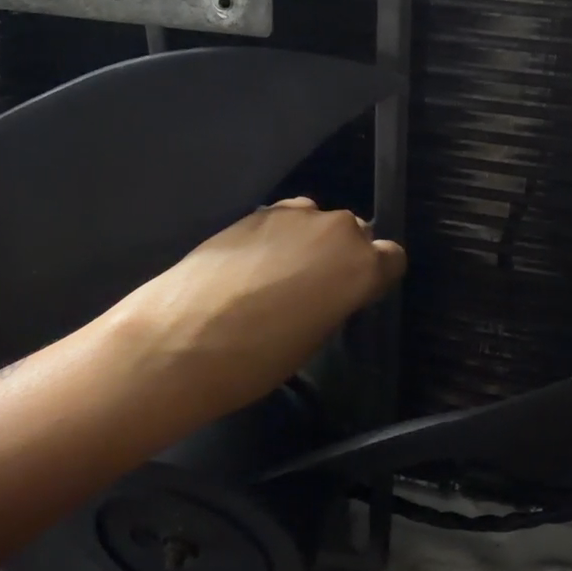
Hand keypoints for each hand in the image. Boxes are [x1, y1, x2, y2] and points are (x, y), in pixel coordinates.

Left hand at [114, 197, 405, 414]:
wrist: (180, 338)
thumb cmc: (256, 358)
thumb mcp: (314, 339)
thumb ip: (335, 303)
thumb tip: (329, 292)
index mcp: (361, 267)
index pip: (391, 259)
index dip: (375, 277)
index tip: (357, 297)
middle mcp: (335, 230)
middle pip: (355, 233)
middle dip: (342, 256)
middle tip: (315, 290)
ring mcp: (293, 215)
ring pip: (317, 222)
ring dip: (309, 242)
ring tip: (279, 277)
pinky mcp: (255, 212)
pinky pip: (283, 222)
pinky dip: (276, 239)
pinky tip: (251, 268)